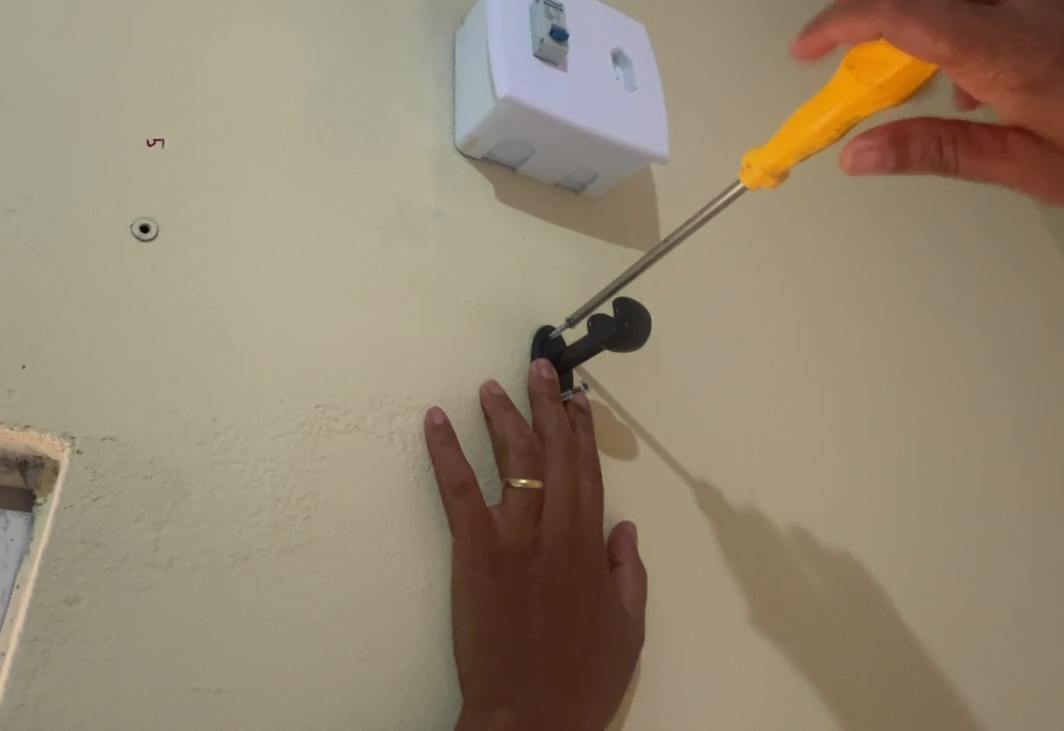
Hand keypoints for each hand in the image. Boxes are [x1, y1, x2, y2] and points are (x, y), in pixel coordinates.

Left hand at [425, 361, 647, 730]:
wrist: (532, 718)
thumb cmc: (579, 677)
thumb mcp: (628, 628)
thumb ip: (629, 572)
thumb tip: (626, 526)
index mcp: (591, 544)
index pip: (588, 470)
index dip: (583, 429)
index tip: (575, 397)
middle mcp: (557, 529)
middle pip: (554, 452)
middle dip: (547, 404)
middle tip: (538, 367)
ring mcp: (516, 535)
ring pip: (515, 460)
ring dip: (504, 416)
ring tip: (492, 386)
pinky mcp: (477, 548)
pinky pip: (460, 489)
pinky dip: (447, 450)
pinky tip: (434, 420)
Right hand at [793, 0, 1063, 232]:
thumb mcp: (1047, 174)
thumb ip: (944, 152)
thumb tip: (857, 154)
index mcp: (1023, 50)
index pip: (905, 8)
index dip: (837, 21)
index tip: (804, 51)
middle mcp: (1044, 0)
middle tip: (848, 11)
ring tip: (904, 61)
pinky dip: (959, 12)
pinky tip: (974, 79)